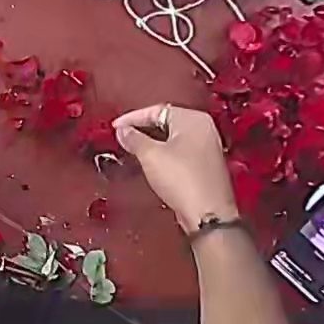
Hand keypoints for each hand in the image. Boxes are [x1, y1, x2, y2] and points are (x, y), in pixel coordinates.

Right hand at [113, 104, 239, 231]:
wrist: (208, 213)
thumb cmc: (182, 179)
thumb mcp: (150, 156)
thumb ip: (133, 139)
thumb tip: (122, 131)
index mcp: (192, 118)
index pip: (157, 110)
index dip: (132, 118)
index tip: (115, 126)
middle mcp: (203, 128)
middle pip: (166, 121)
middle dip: (142, 128)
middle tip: (122, 136)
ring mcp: (207, 146)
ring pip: (173, 137)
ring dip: (152, 141)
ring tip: (132, 148)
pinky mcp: (206, 164)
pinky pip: (180, 150)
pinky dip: (164, 152)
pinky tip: (151, 161)